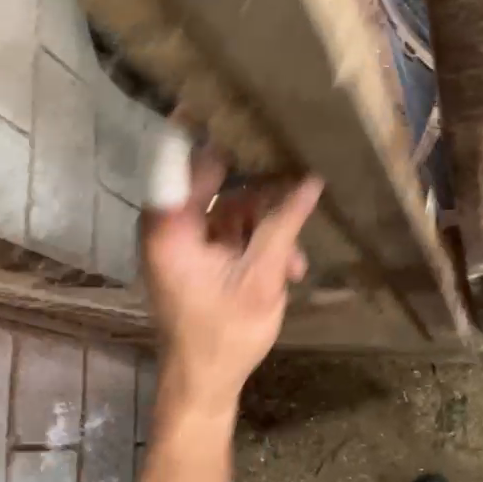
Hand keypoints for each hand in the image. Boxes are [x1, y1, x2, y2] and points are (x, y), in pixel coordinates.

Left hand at [142, 149, 323, 404]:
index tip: (239, 97)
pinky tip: (289, 269)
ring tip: (296, 259)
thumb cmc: (223, 334)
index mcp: (170, 224)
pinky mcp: (204, 254)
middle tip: (298, 165)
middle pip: (217, 177)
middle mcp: (172, 223)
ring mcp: (189, 238)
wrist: (205, 384)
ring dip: (270, 226)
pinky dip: (262, 244)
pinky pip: (237, 231)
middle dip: (262, 183)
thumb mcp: (261, 278)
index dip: (208, 125)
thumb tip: (312, 180)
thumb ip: (284, 225)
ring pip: (235, 206)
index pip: (180, 154)